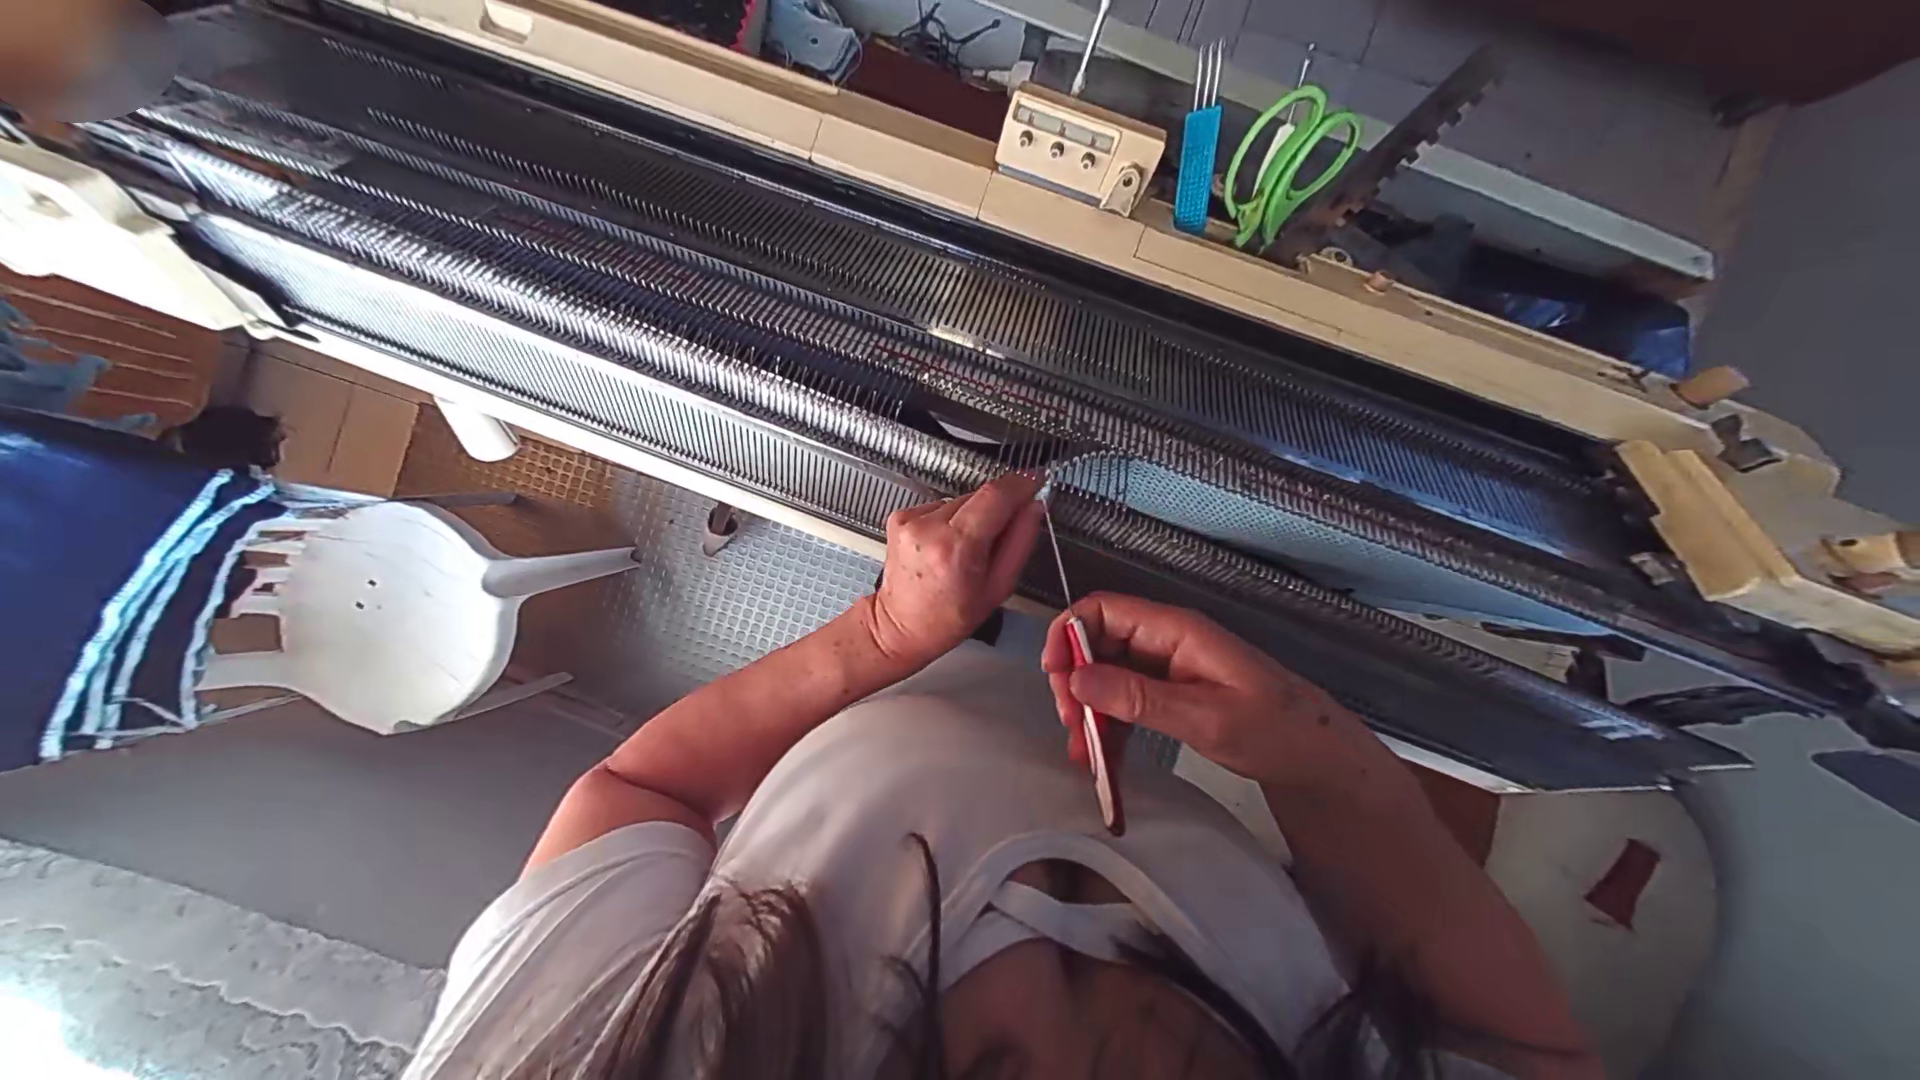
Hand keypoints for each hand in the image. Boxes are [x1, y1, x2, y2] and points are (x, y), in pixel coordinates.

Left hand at [864, 473, 1044, 668]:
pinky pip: (940, 506)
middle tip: (999, 538)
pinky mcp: (900, 516)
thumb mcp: (999, 587)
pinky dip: (950, 520)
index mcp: (957, 547)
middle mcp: (929, 528)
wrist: (901, 625)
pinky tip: (945, 545)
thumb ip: (1021, 541)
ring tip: (965, 550)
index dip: (1021, 483)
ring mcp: (911, 520)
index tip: (1036, 480)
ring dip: (971, 517)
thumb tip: (1033, 507)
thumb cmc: (948, 616)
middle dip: (997, 509)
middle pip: (980, 496)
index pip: (996, 495)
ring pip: (960, 500)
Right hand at [1042, 592, 1370, 789]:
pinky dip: (1108, 725)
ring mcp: (1165, 668)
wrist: (1317, 759)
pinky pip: (1124, 700)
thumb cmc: (1276, 731)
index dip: (1069, 634)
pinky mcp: (1168, 693)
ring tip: (1083, 752)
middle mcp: (1164, 641)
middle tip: (1071, 724)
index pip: (1103, 610)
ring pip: (1106, 676)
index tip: (1054, 676)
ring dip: (1088, 710)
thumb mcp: (1206, 718)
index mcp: (1175, 630)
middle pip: (1097, 644)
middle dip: (1075, 681)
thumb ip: (1139, 698)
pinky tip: (1102, 756)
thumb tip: (1076, 680)